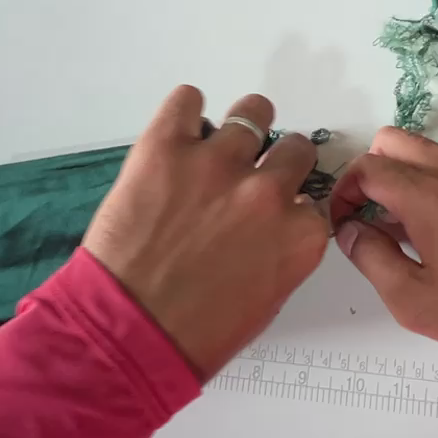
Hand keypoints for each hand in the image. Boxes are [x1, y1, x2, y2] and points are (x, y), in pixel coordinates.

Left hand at [84, 87, 328, 374]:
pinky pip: (187, 100)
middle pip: (293, 148)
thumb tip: (270, 227)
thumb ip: (280, 252)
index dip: (289, 206)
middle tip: (247, 179)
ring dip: (243, 126)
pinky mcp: (166, 146)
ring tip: (218, 145)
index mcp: (299, 236)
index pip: (312, 201)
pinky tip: (181, 130)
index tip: (270, 214)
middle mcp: (267, 191)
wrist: (125, 337)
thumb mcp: (264, 300)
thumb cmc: (196, 336)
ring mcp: (217, 163)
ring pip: (252, 110)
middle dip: (276, 162)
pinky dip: (187, 111)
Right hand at [329, 128, 437, 357]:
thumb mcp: (411, 299)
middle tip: (368, 213)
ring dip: (402, 174)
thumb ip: (369, 256)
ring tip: (402, 225)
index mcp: (427, 195)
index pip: (367, 168)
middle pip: (392, 141)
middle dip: (370, 171)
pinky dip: (433, 180)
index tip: (343, 221)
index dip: (344, 191)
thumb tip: (349, 229)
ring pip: (425, 150)